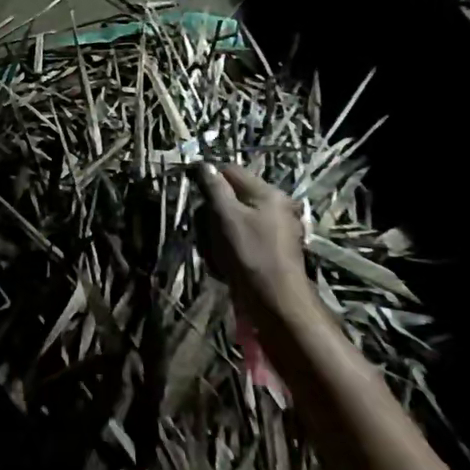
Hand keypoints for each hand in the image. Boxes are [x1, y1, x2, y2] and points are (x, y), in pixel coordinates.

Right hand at [193, 163, 309, 313]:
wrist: (276, 304)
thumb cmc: (250, 255)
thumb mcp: (226, 216)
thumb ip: (213, 188)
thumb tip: (203, 165)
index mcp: (267, 194)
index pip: (230, 171)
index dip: (208, 182)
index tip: (193, 200)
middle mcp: (273, 208)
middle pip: (228, 199)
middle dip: (210, 217)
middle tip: (206, 236)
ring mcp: (272, 231)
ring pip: (229, 222)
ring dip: (215, 238)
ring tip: (215, 256)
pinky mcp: (267, 252)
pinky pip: (239, 241)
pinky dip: (227, 251)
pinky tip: (224, 267)